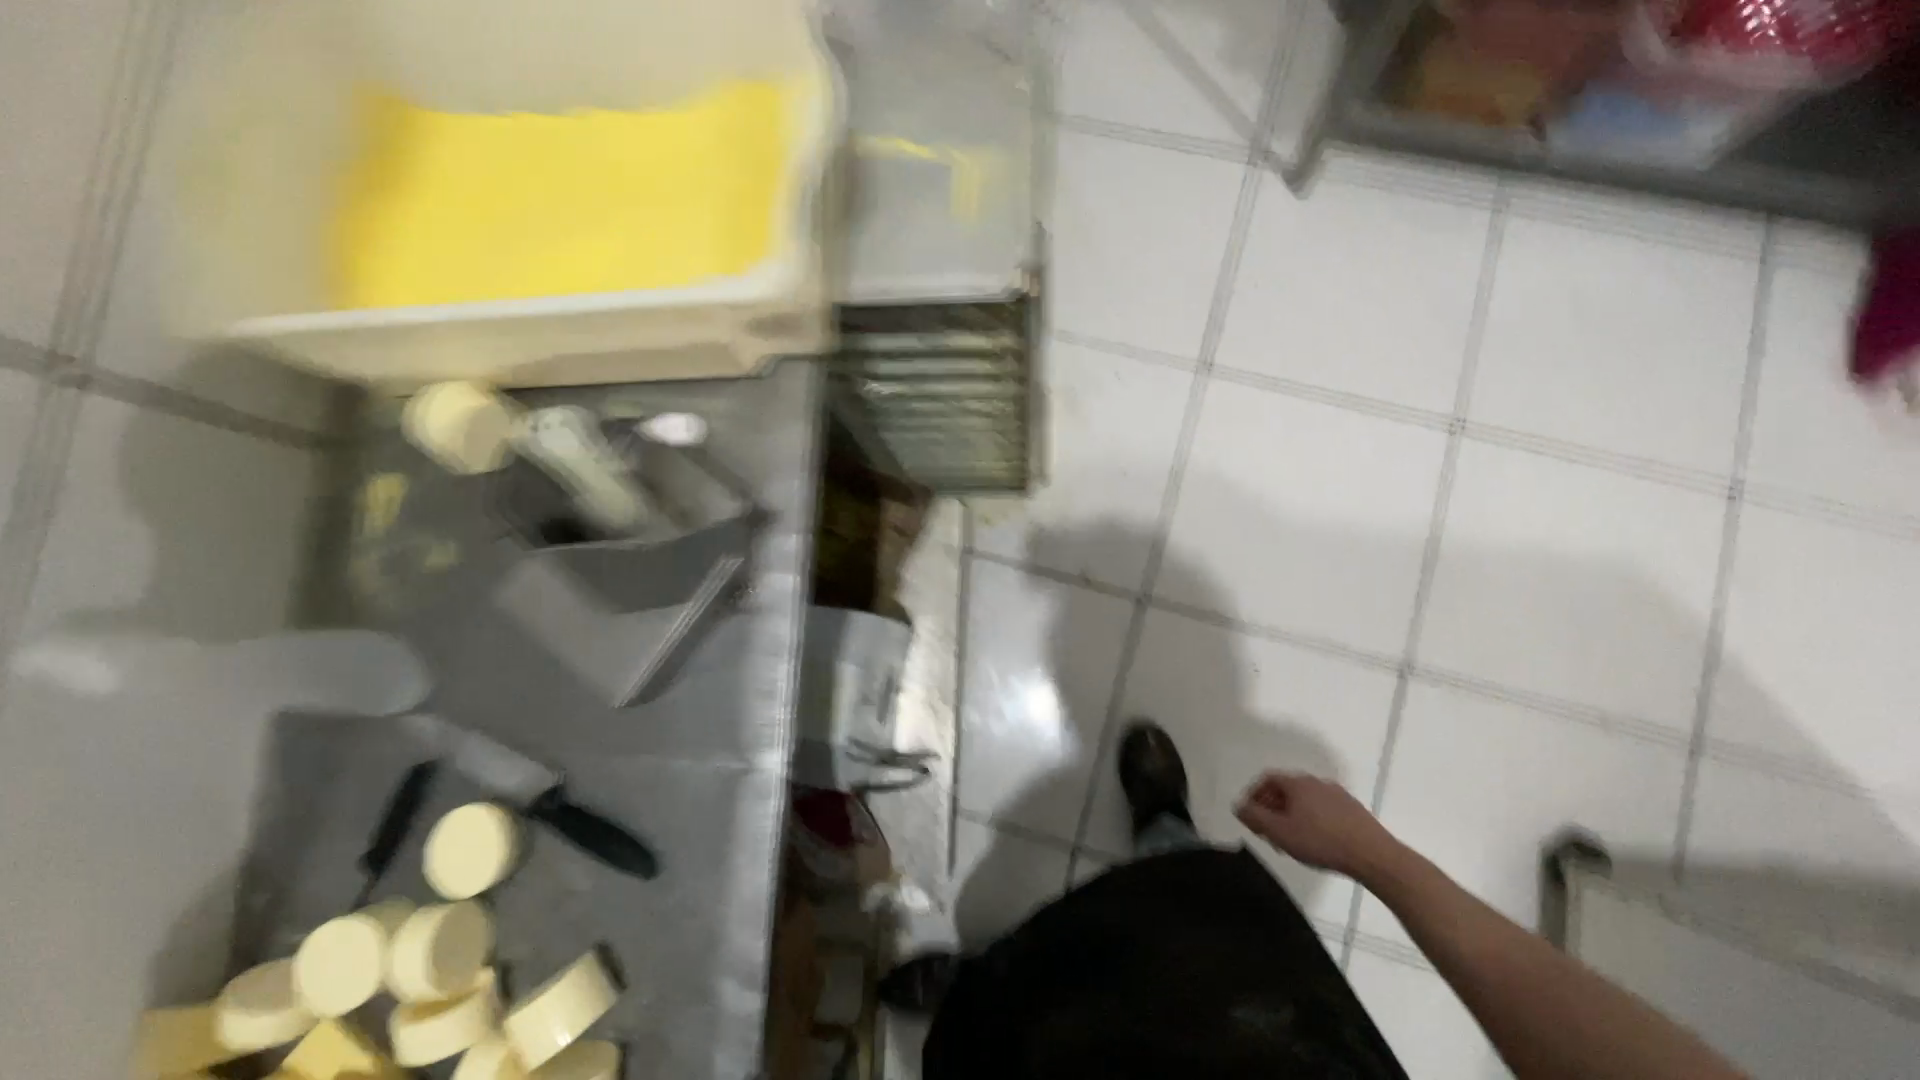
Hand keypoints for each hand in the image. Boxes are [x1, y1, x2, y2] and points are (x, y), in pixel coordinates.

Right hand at [1235, 773, 1405, 882]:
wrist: (1374, 856)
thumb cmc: (1320, 841)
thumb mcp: (1279, 832)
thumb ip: (1254, 817)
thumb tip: (1238, 805)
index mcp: (1297, 783)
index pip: (1267, 779)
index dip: (1253, 795)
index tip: (1250, 816)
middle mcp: (1317, 782)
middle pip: (1286, 789)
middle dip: (1271, 808)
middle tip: (1267, 832)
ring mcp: (1338, 795)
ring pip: (1305, 801)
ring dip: (1291, 816)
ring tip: (1290, 840)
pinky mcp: (1354, 810)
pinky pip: (1323, 809)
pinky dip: (1311, 820)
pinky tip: (1316, 842)